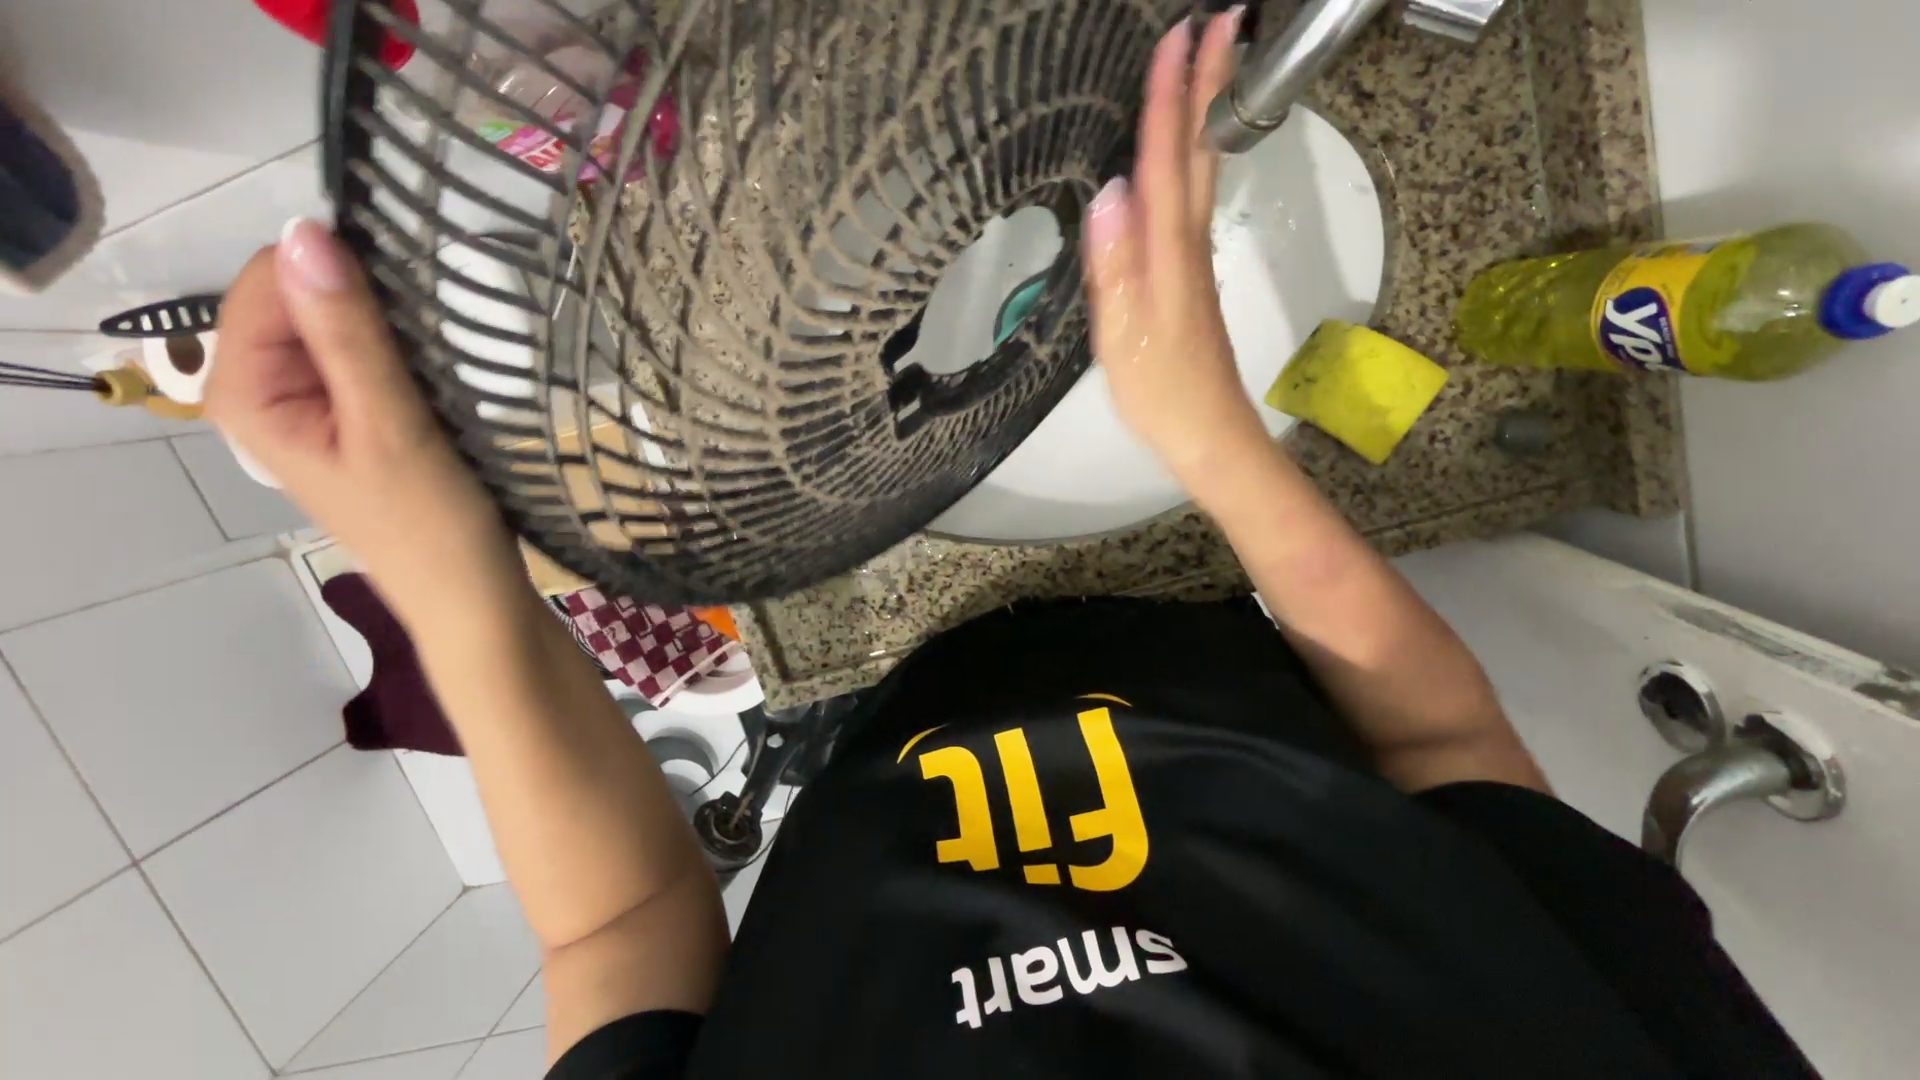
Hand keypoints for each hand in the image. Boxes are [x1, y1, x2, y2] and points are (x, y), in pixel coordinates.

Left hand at [207, 219, 526, 628]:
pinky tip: (443, 364)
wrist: (474, 596)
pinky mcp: (357, 418)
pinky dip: (405, 349)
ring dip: (393, 324)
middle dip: (367, 299)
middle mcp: (266, 391)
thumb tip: (307, 229)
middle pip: (302, 301)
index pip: (270, 283)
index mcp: (247, 392)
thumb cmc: (432, 523)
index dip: (338, 270)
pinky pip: (367, 356)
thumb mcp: (391, 425)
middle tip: (438, 323)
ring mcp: (313, 406)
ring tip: (447, 343)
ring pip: (341, 327)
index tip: (412, 281)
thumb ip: (348, 333)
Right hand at [1082, 8, 1268, 485]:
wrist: (1208, 433)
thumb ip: (1116, 268)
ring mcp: (1194, 259)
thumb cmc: (1162, 392)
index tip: (1178, 36)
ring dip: (1206, 114)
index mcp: (1169, 254)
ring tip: (1210, 65)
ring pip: (1202, 172)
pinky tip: (1187, 154)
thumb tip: (1109, 194)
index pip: (1167, 162)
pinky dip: (1195, 159)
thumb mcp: (1124, 336)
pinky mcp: (1192, 276)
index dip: (1170, 98)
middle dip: (1207, 84)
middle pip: (1198, 153)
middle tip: (1219, 21)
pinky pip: (1194, 199)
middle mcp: (1188, 245)